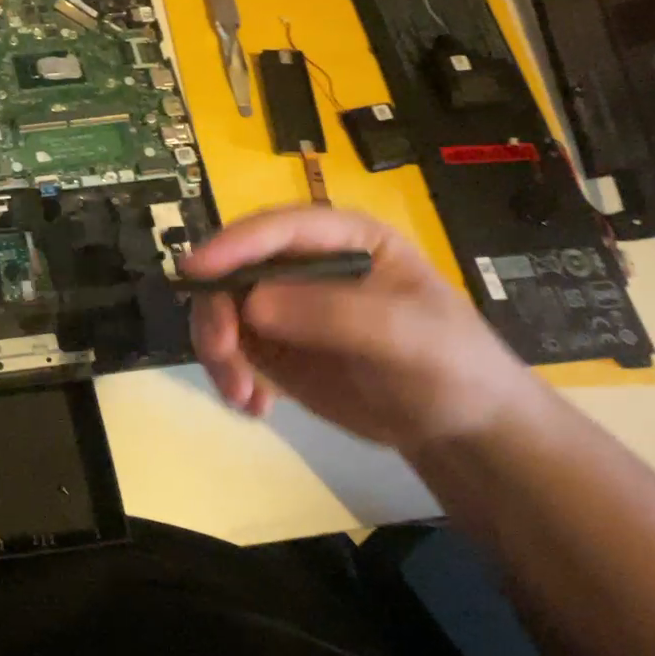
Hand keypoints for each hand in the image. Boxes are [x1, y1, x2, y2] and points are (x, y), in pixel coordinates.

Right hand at [183, 206, 542, 452]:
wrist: (459, 426)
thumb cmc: (449, 364)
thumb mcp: (409, 334)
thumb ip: (334, 314)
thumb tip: (252, 305)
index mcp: (341, 238)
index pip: (276, 229)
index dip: (232, 244)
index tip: (195, 271)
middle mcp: (299, 263)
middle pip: (231, 269)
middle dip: (216, 312)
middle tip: (222, 355)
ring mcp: (277, 303)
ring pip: (217, 310)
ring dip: (217, 351)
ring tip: (243, 397)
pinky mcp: (266, 343)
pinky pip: (224, 348)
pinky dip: (226, 375)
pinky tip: (254, 407)